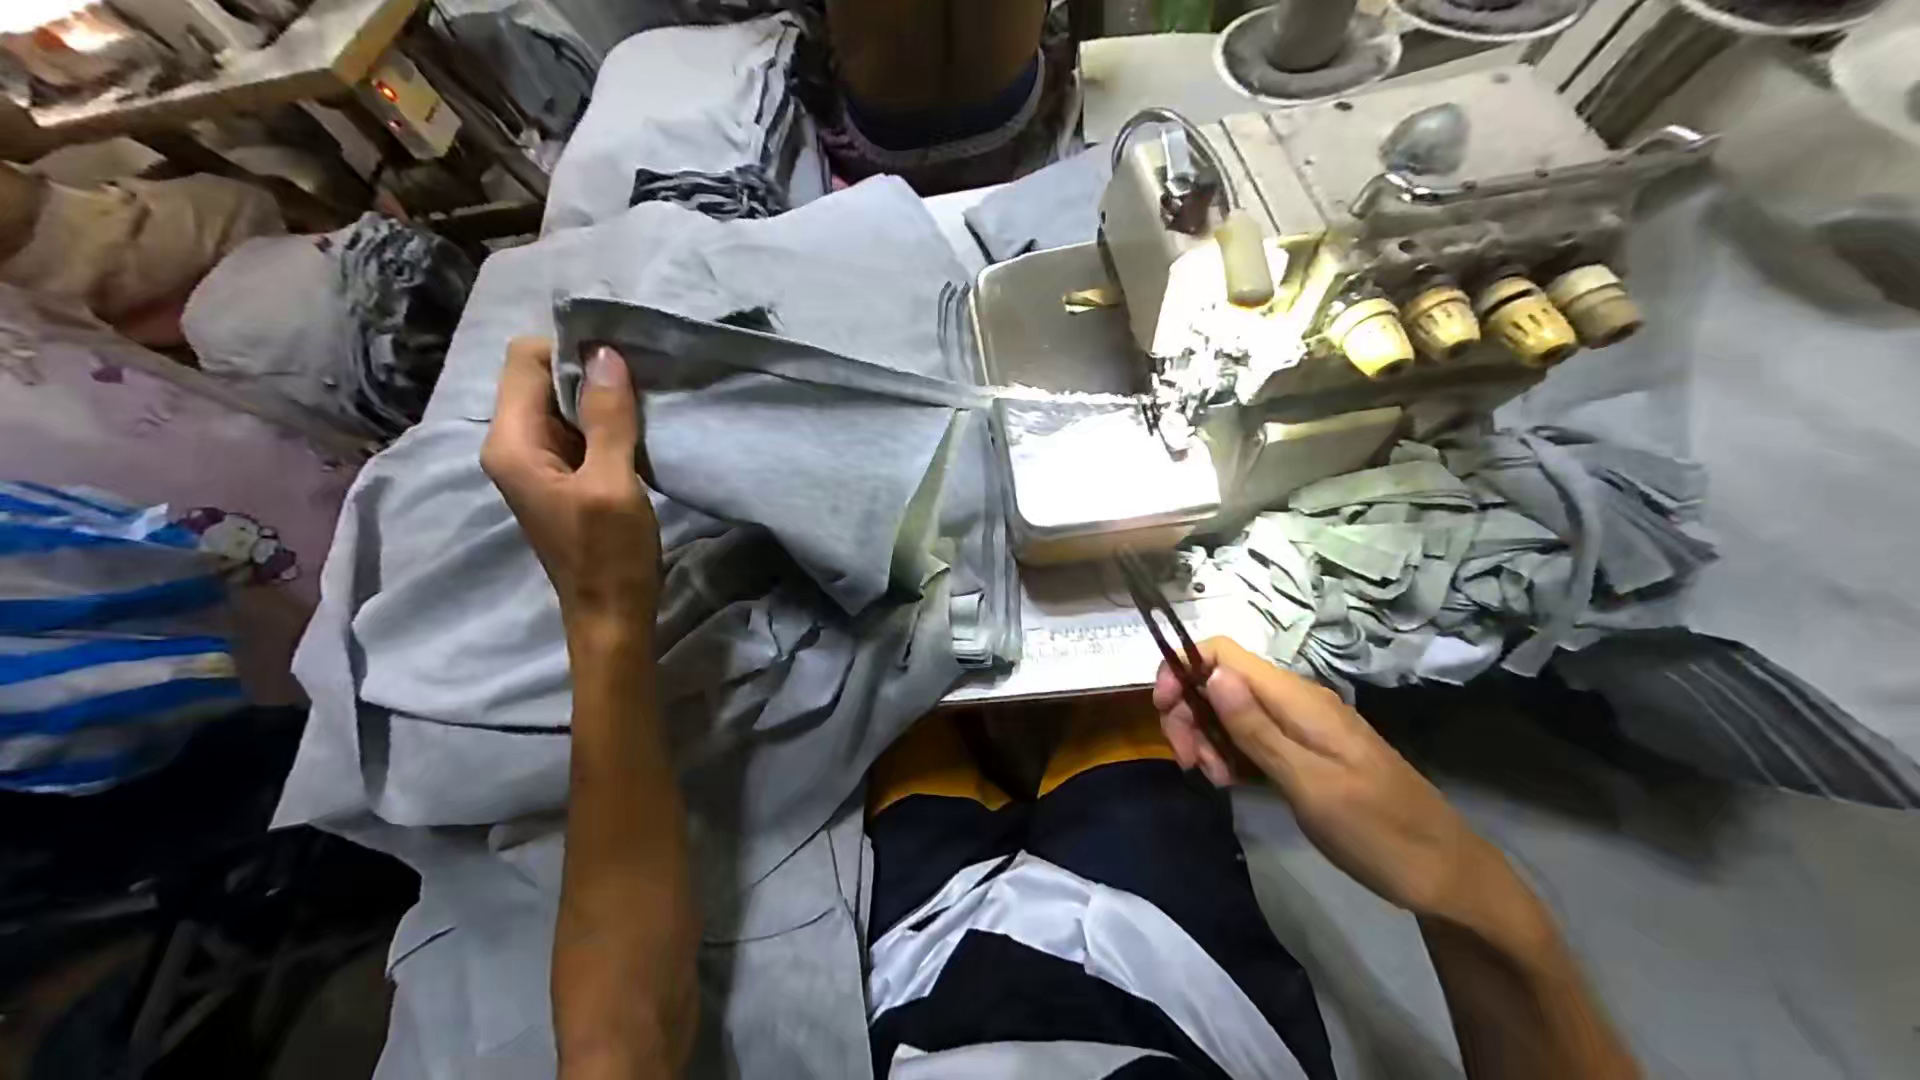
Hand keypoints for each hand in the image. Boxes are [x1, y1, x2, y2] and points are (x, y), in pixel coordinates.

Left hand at [482, 338, 660, 641]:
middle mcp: (516, 445)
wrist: (611, 614)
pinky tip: (641, 432)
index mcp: (512, 443)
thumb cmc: (609, 555)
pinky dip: (609, 424)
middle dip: (591, 372)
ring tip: (648, 404)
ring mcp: (541, 462)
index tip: (623, 357)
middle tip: (644, 378)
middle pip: (544, 380)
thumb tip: (607, 353)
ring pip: (566, 405)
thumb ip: (608, 419)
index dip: (571, 350)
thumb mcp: (613, 484)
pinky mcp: (566, 477)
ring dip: (604, 399)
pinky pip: (582, 432)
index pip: (525, 362)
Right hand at [1154, 637, 1521, 929]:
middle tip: (1187, 763)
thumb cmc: (1378, 830)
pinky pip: (1249, 734)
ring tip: (1214, 779)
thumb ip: (1257, 728)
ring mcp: (1298, 724)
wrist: (1445, 875)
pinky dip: (1228, 752)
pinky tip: (1229, 780)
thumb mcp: (1310, 784)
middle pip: (1218, 681)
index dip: (1182, 668)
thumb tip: (1212, 673)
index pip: (1223, 652)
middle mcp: (1293, 700)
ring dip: (1206, 736)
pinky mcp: (1301, 748)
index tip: (1162, 709)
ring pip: (1228, 709)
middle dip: (1189, 713)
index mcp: (1296, 698)